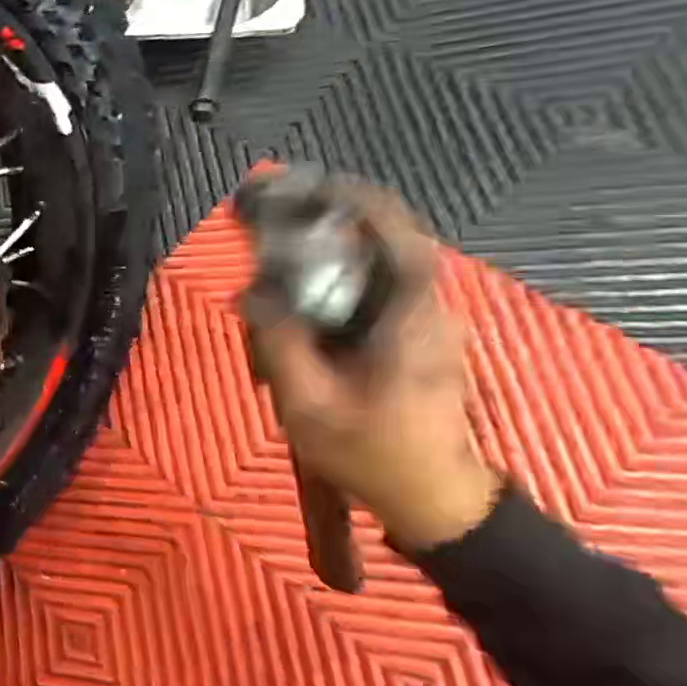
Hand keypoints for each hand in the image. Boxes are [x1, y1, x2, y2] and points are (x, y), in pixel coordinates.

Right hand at [243, 175, 499, 549]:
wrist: (434, 500)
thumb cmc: (373, 454)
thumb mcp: (310, 405)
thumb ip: (281, 344)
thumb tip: (253, 294)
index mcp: (411, 325)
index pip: (402, 245)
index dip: (366, 207)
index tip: (320, 186)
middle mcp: (428, 314)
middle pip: (378, 250)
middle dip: (325, 233)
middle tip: (272, 233)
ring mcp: (426, 326)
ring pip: (372, 273)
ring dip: (324, 267)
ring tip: (274, 287)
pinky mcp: (415, 339)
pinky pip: (371, 294)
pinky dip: (332, 289)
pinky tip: (296, 318)